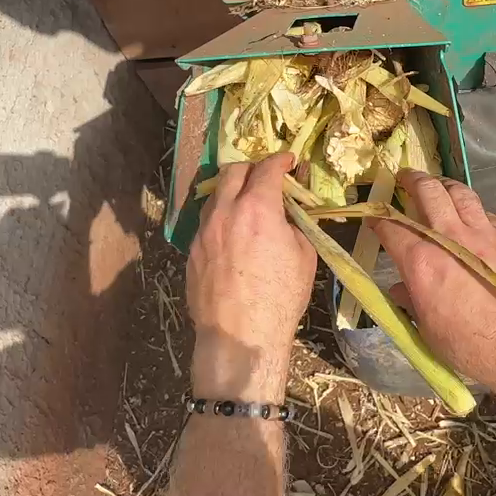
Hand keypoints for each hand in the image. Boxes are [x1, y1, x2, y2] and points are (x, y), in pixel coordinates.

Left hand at [186, 153, 318, 401]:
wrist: (240, 336)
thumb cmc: (280, 297)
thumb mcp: (304, 256)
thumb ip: (293, 225)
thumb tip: (285, 216)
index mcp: (257, 208)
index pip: (267, 168)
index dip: (280, 160)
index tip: (288, 161)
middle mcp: (225, 211)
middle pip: (233, 171)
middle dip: (252, 168)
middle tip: (266, 177)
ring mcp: (203, 231)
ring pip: (215, 196)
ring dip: (232, 192)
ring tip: (247, 205)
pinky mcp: (191, 251)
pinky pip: (207, 223)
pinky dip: (222, 218)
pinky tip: (233, 235)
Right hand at [371, 171, 495, 403]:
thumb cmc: (476, 350)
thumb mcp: (431, 333)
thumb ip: (413, 303)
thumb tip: (401, 289)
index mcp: (423, 264)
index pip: (392, 228)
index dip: (379, 218)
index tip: (375, 215)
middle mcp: (452, 239)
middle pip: (428, 192)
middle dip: (412, 180)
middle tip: (406, 178)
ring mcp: (486, 234)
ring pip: (461, 193)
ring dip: (445, 186)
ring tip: (439, 186)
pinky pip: (488, 214)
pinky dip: (475, 212)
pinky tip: (475, 221)